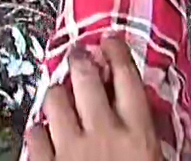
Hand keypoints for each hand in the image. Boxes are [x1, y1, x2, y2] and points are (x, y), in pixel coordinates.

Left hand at [26, 37, 163, 160]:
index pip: (127, 75)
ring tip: (60, 90)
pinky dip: (39, 128)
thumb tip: (156, 119)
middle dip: (80, 59)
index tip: (110, 41)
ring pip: (55, 98)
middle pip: (86, 75)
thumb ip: (151, 138)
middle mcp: (103, 134)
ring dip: (58, 92)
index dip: (116, 51)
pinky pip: (34, 133)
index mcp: (137, 136)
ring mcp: (70, 150)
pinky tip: (43, 130)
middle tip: (79, 54)